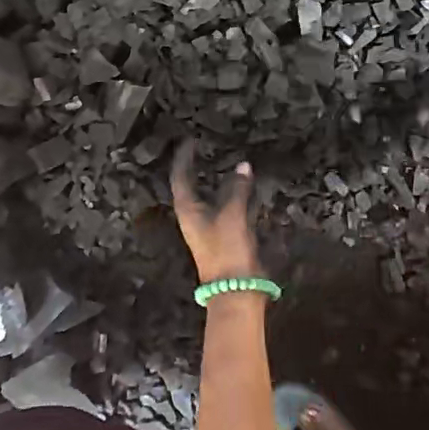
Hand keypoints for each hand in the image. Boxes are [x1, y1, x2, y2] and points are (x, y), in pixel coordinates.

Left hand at [171, 140, 261, 284]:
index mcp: (187, 208)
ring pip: (212, 195)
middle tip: (210, 147)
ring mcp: (209, 226)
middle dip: (200, 166)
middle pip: (194, 184)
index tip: (191, 140)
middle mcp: (194, 215)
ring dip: (220, 180)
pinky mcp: (225, 234)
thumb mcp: (232, 214)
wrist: (236, 289)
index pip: (181, 175)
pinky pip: (227, 207)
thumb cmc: (226, 248)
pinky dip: (234, 194)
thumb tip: (243, 165)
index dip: (185, 157)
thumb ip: (237, 188)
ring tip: (230, 162)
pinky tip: (247, 187)